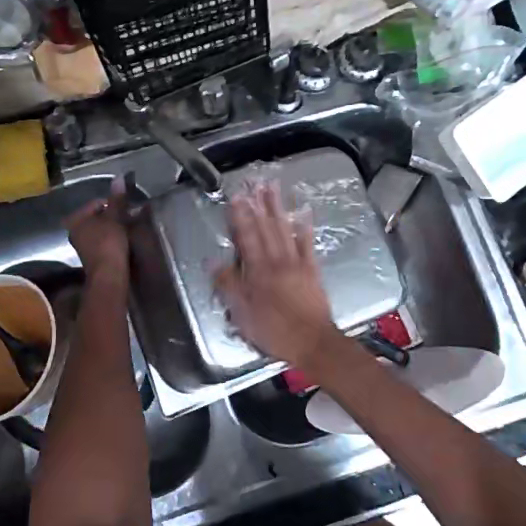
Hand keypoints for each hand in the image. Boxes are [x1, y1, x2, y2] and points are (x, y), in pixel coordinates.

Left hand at [66, 186, 130, 281]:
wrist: (108, 273)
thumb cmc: (109, 242)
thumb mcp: (115, 218)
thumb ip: (116, 199)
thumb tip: (118, 178)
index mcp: (75, 219)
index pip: (96, 203)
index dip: (113, 203)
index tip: (127, 208)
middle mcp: (74, 231)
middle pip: (97, 216)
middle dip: (113, 215)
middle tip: (129, 216)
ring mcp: (82, 244)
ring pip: (100, 228)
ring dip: (113, 227)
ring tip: (127, 228)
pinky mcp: (91, 255)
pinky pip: (102, 240)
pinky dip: (111, 238)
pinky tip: (122, 240)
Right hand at [214, 183, 339, 364]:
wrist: (312, 341)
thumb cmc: (275, 331)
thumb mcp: (243, 314)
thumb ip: (229, 287)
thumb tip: (213, 264)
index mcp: (258, 271)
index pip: (246, 238)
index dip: (240, 217)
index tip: (236, 197)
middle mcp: (277, 261)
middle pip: (265, 228)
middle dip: (257, 205)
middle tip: (253, 183)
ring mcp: (297, 263)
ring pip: (284, 230)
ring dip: (277, 208)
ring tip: (272, 188)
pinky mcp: (312, 270)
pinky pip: (307, 243)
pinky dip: (304, 227)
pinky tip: (303, 212)